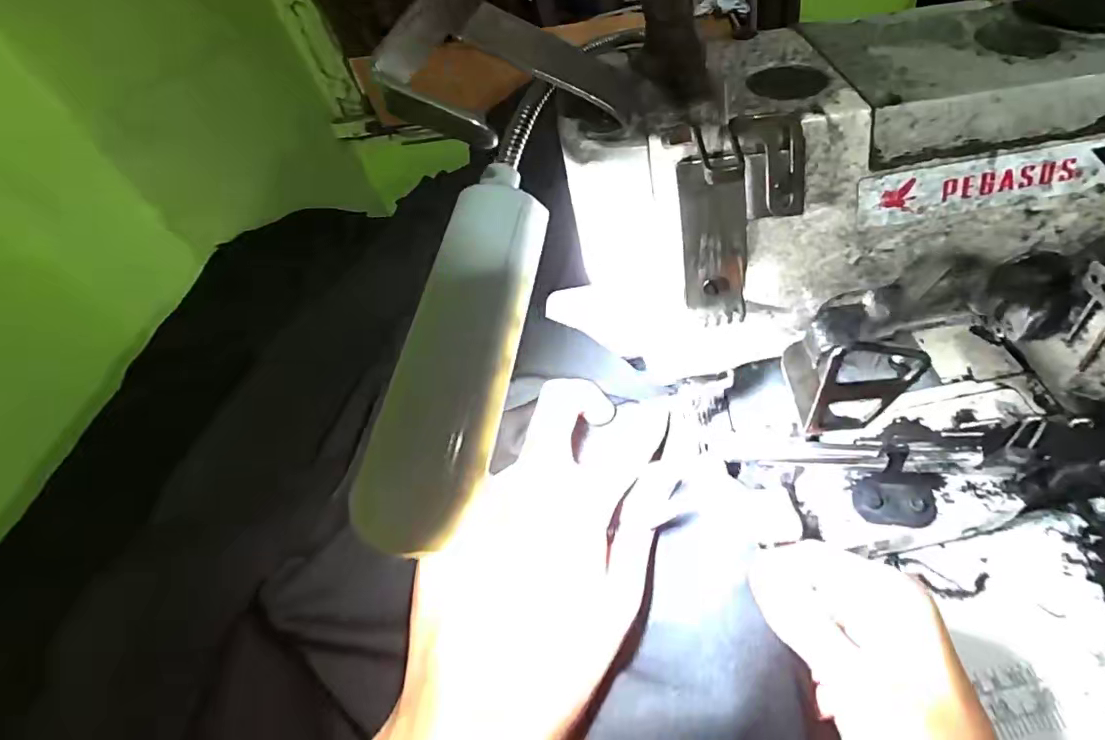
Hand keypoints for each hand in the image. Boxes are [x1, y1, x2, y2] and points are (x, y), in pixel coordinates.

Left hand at [377, 379, 678, 739]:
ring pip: (515, 439)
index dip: (651, 423)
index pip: (626, 443)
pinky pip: (482, 482)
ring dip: (544, 445)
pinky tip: (512, 519)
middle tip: (602, 419)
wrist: (460, 725)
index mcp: (575, 508)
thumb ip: (638, 528)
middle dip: (587, 398)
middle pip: (557, 403)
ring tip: (557, 478)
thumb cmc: (553, 671)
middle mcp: (523, 490)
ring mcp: (477, 502)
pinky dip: (507, 486)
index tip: (660, 414)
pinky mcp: (445, 524)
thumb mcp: (617, 606)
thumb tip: (658, 478)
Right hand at [748, 541, 995, 739]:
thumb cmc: (923, 733)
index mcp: (891, 591)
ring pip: (831, 623)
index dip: (777, 566)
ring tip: (804, 674)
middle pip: (823, 588)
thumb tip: (764, 573)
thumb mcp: (850, 673)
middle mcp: (896, 606)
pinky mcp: (891, 671)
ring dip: (809, 645)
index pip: (817, 554)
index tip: (746, 583)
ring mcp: (895, 639)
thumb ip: (803, 619)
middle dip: (794, 612)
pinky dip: (827, 670)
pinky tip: (828, 698)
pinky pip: (844, 651)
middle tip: (772, 636)